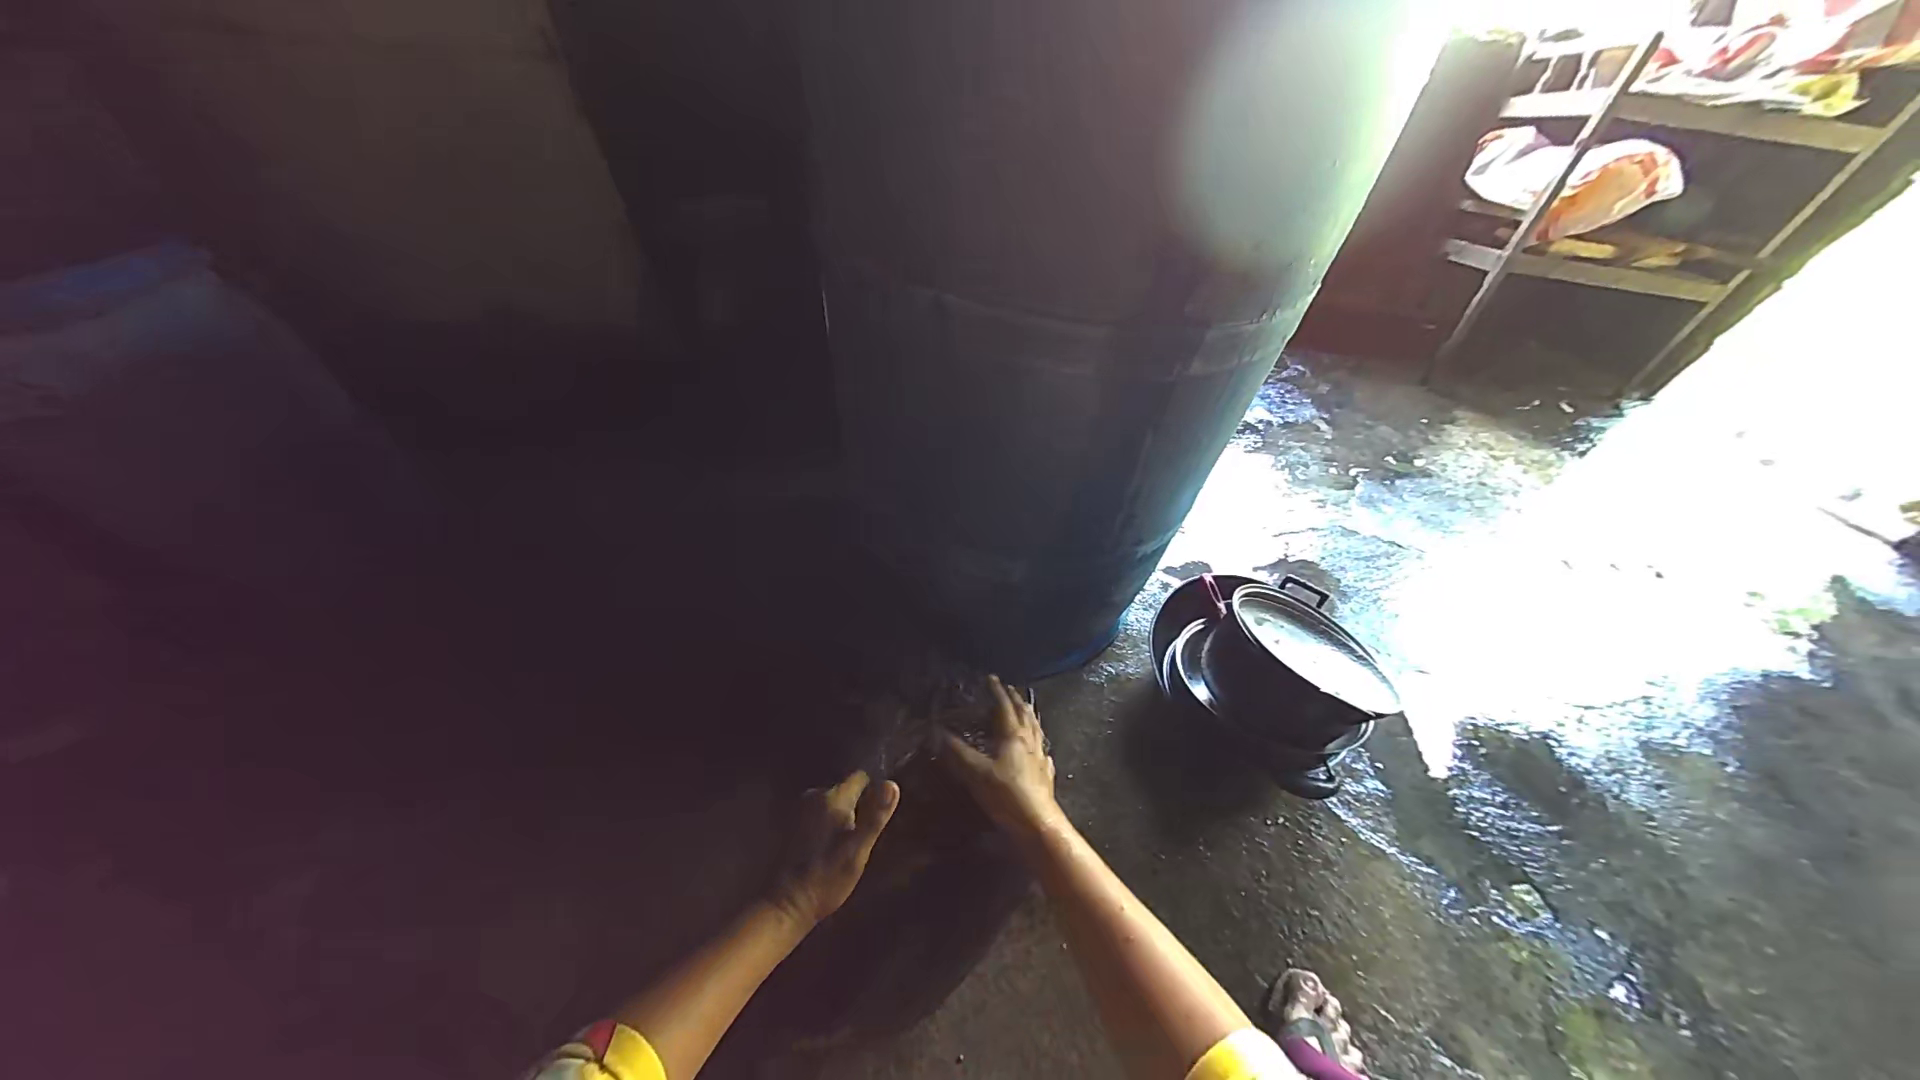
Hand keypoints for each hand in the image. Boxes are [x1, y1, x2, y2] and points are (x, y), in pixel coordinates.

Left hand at [769, 769, 899, 925]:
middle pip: (843, 790)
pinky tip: (826, 847)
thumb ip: (875, 817)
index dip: (872, 790)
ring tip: (846, 842)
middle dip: (855, 804)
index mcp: (833, 798)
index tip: (879, 809)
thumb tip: (892, 784)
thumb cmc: (827, 877)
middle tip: (863, 832)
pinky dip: (822, 825)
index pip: (860, 778)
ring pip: (828, 803)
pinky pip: (814, 816)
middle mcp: (814, 796)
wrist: (785, 904)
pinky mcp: (789, 826)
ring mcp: (799, 810)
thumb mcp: (858, 851)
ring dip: (838, 816)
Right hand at [941, 675, 1062, 835]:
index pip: (1005, 707)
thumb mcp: (976, 773)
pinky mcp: (1046, 774)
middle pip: (1024, 714)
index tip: (991, 679)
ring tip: (1025, 709)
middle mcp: (1030, 741)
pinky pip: (1043, 751)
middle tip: (1009, 689)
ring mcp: (1041, 758)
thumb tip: (938, 733)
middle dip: (1015, 699)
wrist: (1037, 824)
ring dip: (1029, 716)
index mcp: (1013, 736)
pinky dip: (1039, 743)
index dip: (997, 692)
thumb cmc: (1006, 795)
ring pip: (1036, 729)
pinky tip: (1040, 750)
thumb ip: (957, 752)